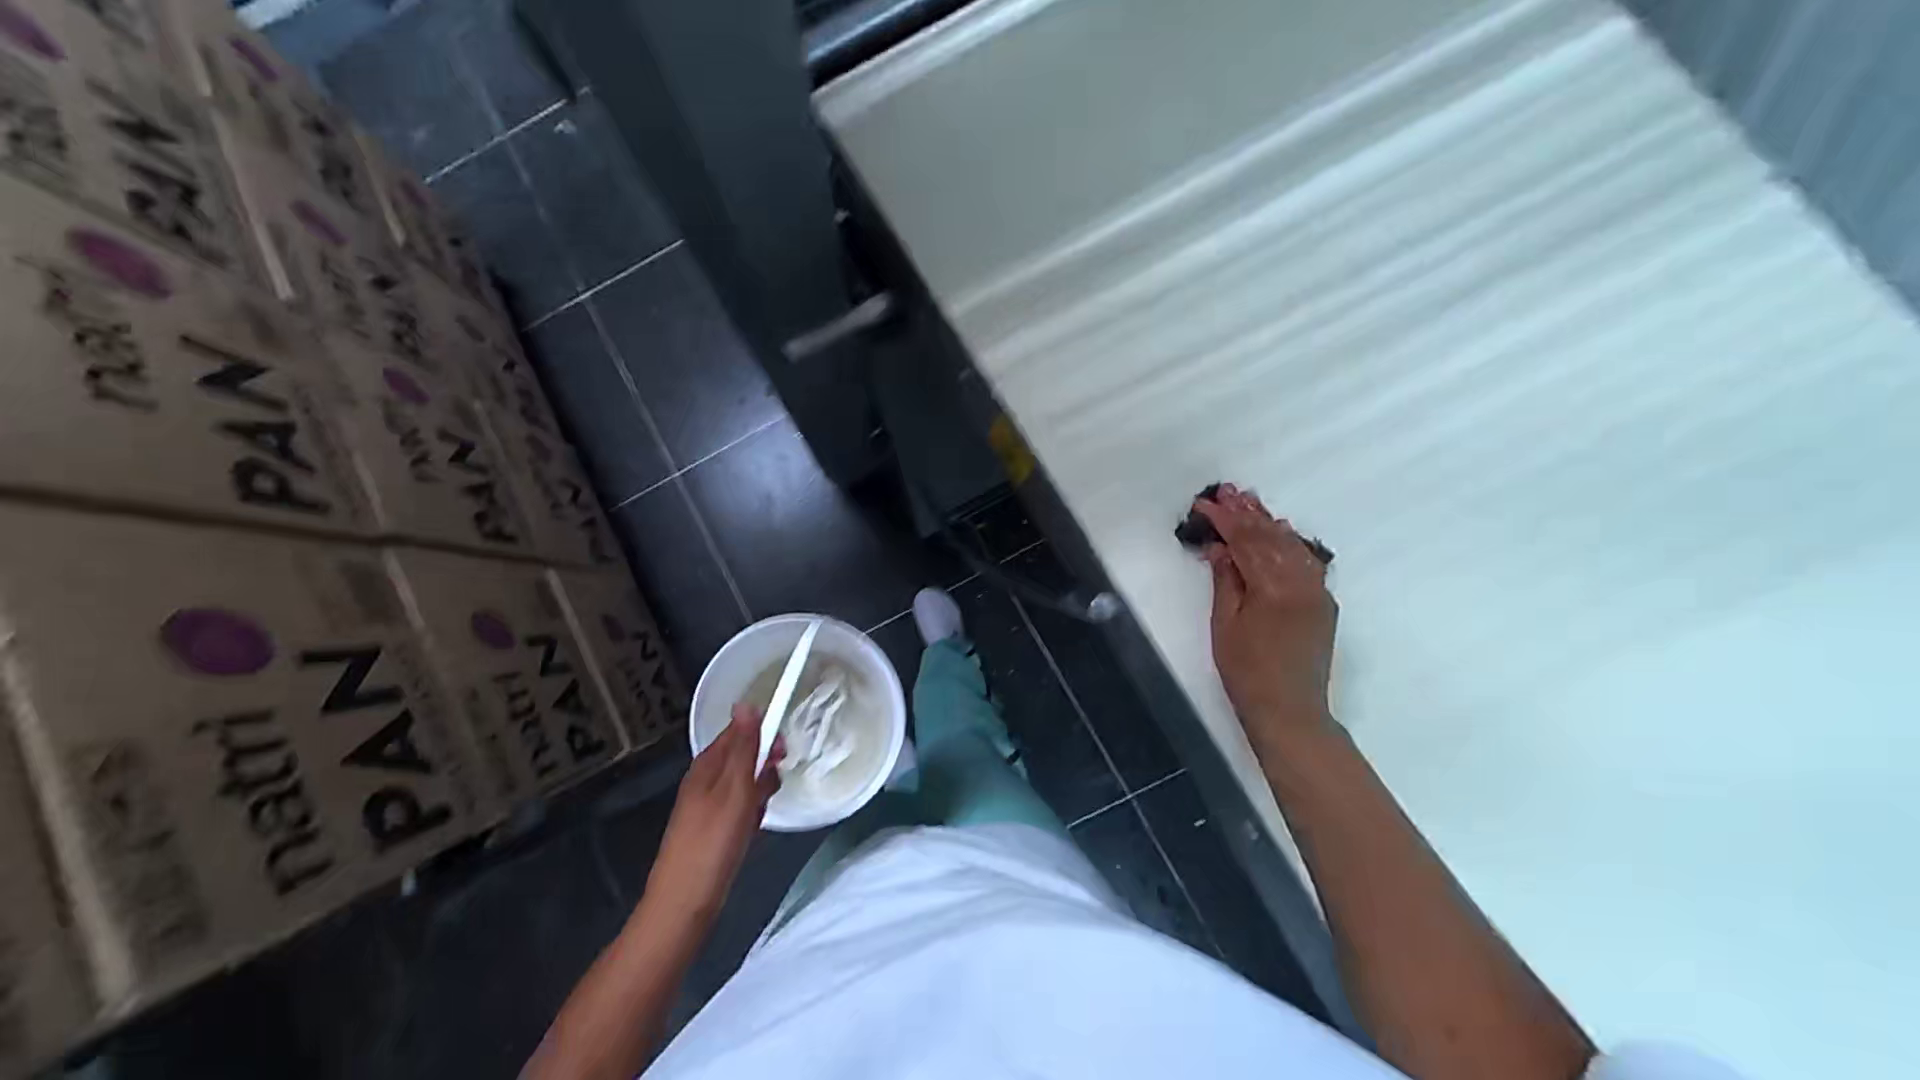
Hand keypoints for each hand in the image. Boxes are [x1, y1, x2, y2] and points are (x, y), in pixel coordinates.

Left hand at [643, 706, 782, 923]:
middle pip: (744, 756)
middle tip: (770, 786)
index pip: (739, 730)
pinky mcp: (713, 828)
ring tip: (759, 813)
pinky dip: (751, 813)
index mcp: (707, 764)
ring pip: (745, 783)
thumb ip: (743, 748)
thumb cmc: (712, 843)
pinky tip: (752, 829)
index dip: (763, 734)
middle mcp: (705, 779)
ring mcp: (708, 805)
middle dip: (764, 767)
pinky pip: (741, 807)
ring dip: (760, 792)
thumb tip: (746, 704)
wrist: (684, 904)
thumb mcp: (734, 789)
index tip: (782, 751)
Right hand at [1195, 485, 1339, 754]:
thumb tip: (1220, 548)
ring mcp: (1317, 591)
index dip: (1224, 521)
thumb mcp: (1224, 625)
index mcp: (1272, 587)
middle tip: (1228, 491)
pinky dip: (1290, 543)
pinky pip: (1307, 561)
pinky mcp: (1323, 603)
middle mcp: (1300, 582)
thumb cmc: (1246, 671)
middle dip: (1247, 513)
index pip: (1245, 542)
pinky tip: (1280, 532)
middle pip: (1270, 537)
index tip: (1205, 504)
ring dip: (1269, 522)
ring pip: (1291, 545)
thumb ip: (1225, 581)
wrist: (1290, 708)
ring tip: (1250, 503)